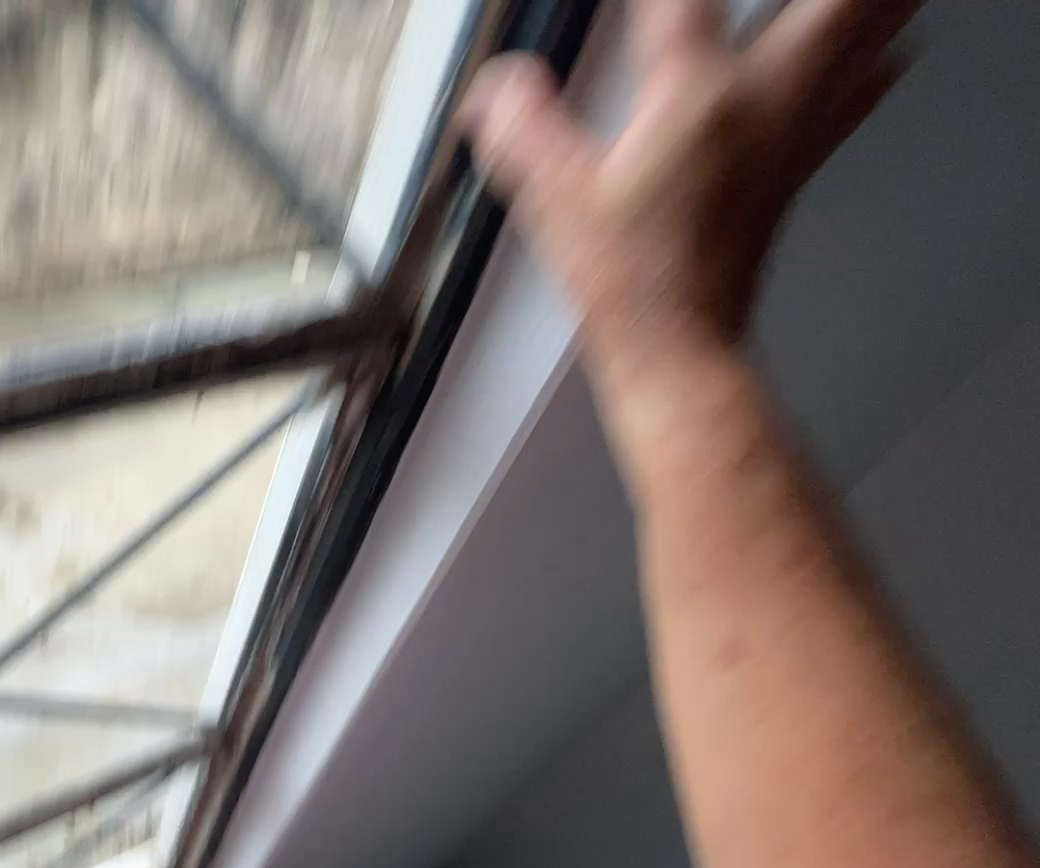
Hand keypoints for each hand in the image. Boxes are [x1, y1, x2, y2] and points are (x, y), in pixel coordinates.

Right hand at [460, 0, 917, 367]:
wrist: (675, 336)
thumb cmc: (627, 276)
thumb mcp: (554, 200)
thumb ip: (523, 134)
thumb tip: (493, 88)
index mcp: (697, 97)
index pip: (679, 0)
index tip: (623, 3)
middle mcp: (764, 99)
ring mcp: (793, 130)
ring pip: (874, 26)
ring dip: (858, 0)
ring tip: (811, 3)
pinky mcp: (797, 164)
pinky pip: (859, 89)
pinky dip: (866, 57)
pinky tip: (860, 54)